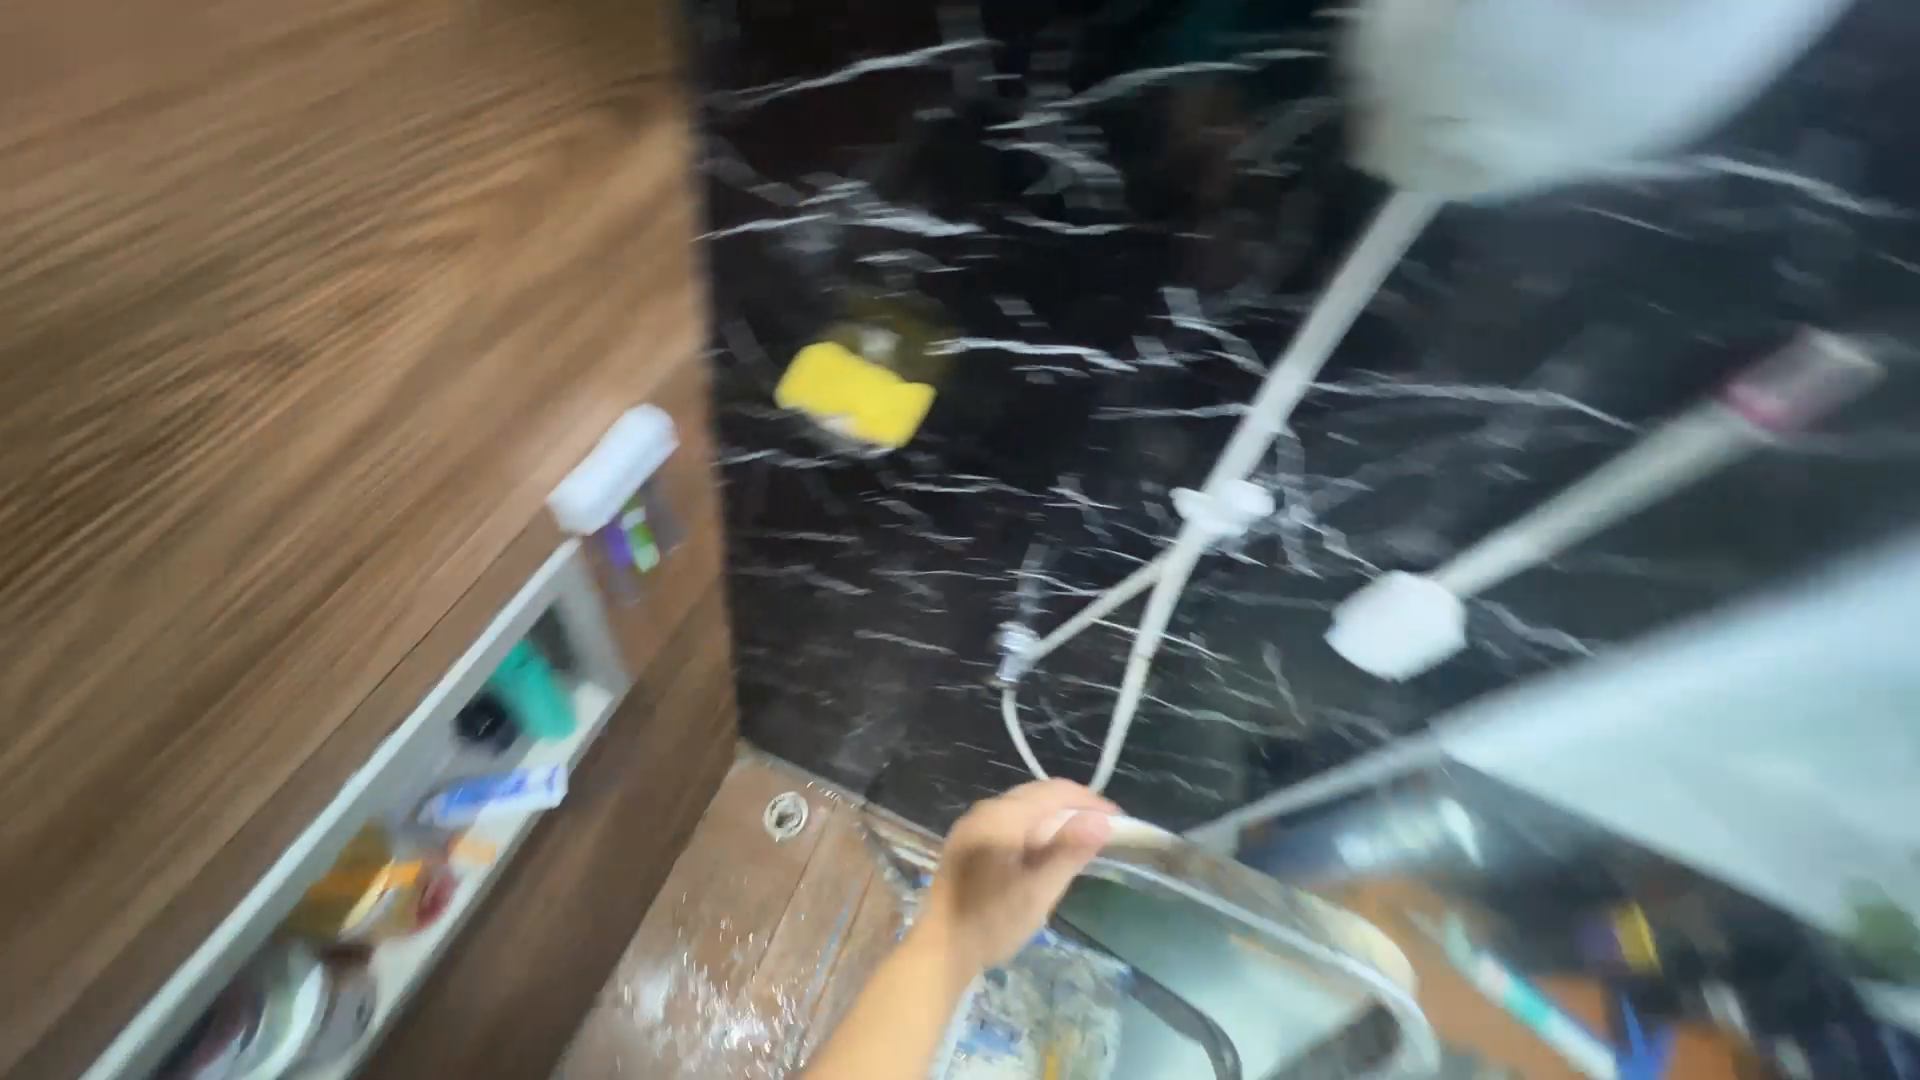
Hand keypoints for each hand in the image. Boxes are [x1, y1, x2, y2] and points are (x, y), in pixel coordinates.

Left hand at [913, 779, 1118, 975]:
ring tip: (1081, 838)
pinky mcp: (969, 841)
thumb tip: (1100, 821)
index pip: (1053, 793)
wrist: (939, 950)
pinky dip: (1035, 827)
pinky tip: (1046, 849)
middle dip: (1073, 806)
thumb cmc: (990, 923)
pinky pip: (1010, 821)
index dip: (1089, 801)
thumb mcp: (1036, 893)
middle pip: (1037, 794)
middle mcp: (986, 810)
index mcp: (1002, 817)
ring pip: (1024, 806)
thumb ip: (1068, 852)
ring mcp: (974, 824)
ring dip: (1054, 816)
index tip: (1119, 820)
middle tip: (1103, 828)